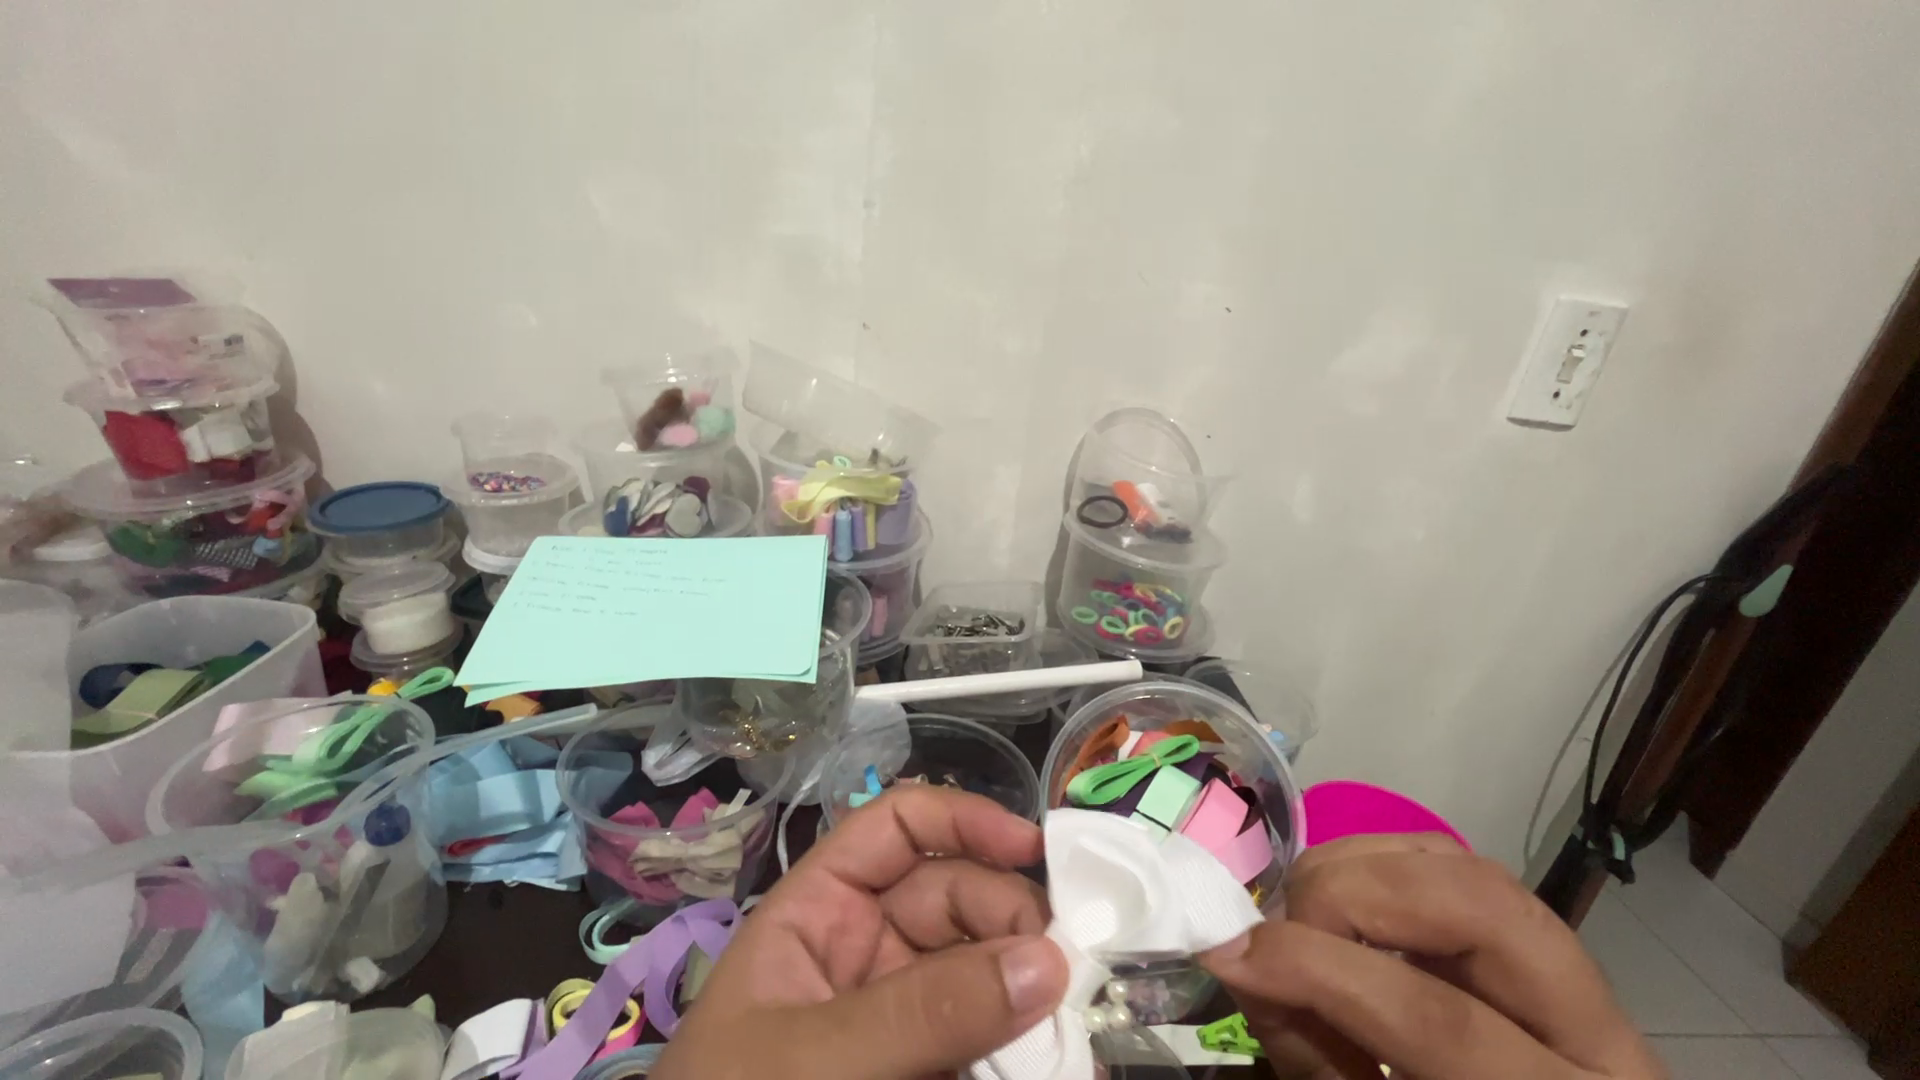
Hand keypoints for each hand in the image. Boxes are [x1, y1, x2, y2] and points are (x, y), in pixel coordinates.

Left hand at [653, 786, 1068, 1079]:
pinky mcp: (935, 1066)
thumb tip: (1048, 961)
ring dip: (1031, 981)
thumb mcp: (817, 1059)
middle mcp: (868, 947)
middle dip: (1010, 916)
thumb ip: (927, 1011)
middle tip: (1063, 968)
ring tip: (1077, 1016)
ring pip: (985, 964)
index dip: (963, 818)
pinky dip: (1028, 1040)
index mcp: (821, 910)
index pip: (897, 828)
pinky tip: (1061, 1055)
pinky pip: (991, 1034)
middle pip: (957, 893)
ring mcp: (903, 1010)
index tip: (1034, 848)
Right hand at [1200, 835, 1663, 1079]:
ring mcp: (1573, 967)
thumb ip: (1310, 1053)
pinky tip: (1341, 905)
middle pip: (1474, 903)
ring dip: (1353, 870)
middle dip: (1347, 897)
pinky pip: (1445, 858)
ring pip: (1458, 861)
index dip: (1322, 973)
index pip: (1442, 1021)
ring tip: (1303, 921)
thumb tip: (1240, 960)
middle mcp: (1598, 1029)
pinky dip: (1372, 862)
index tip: (1230, 953)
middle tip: (1277, 935)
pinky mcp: (1529, 929)